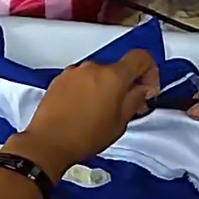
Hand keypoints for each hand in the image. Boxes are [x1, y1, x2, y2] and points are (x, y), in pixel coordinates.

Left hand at [5, 49, 159, 178]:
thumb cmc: (86, 136)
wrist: (48, 142)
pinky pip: (81, 79)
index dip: (150, 71)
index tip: (147, 90)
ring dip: (104, 87)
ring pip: (98, 74)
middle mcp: (92, 67)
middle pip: (118, 68)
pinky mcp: (59, 79)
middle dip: (125, 84)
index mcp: (113, 75)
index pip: (141, 57)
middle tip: (125, 107)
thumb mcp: (120, 123)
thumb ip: (135, 100)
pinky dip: (87, 89)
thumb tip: (142, 88)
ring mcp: (73, 72)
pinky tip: (82, 109)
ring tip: (100, 112)